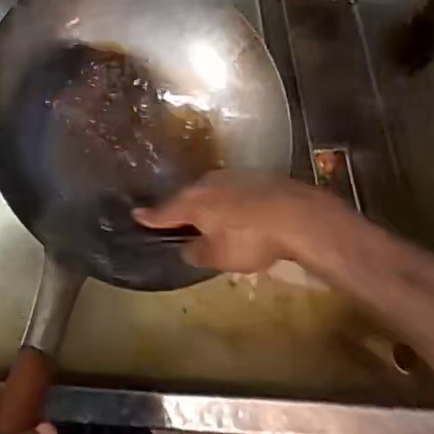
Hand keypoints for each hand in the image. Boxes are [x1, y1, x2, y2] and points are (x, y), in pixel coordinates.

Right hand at [135, 169, 353, 272]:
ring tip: (206, 219)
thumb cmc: (250, 238)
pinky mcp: (254, 176)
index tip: (136, 214)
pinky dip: (227, 201)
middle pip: (186, 197)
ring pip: (210, 191)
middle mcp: (207, 183)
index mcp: (192, 202)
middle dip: (179, 209)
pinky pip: (231, 190)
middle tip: (173, 221)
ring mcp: (232, 176)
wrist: (297, 214)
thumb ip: (197, 253)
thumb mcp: (219, 257)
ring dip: (206, 204)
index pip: (164, 211)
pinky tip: (236, 212)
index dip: (150, 217)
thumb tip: (187, 248)